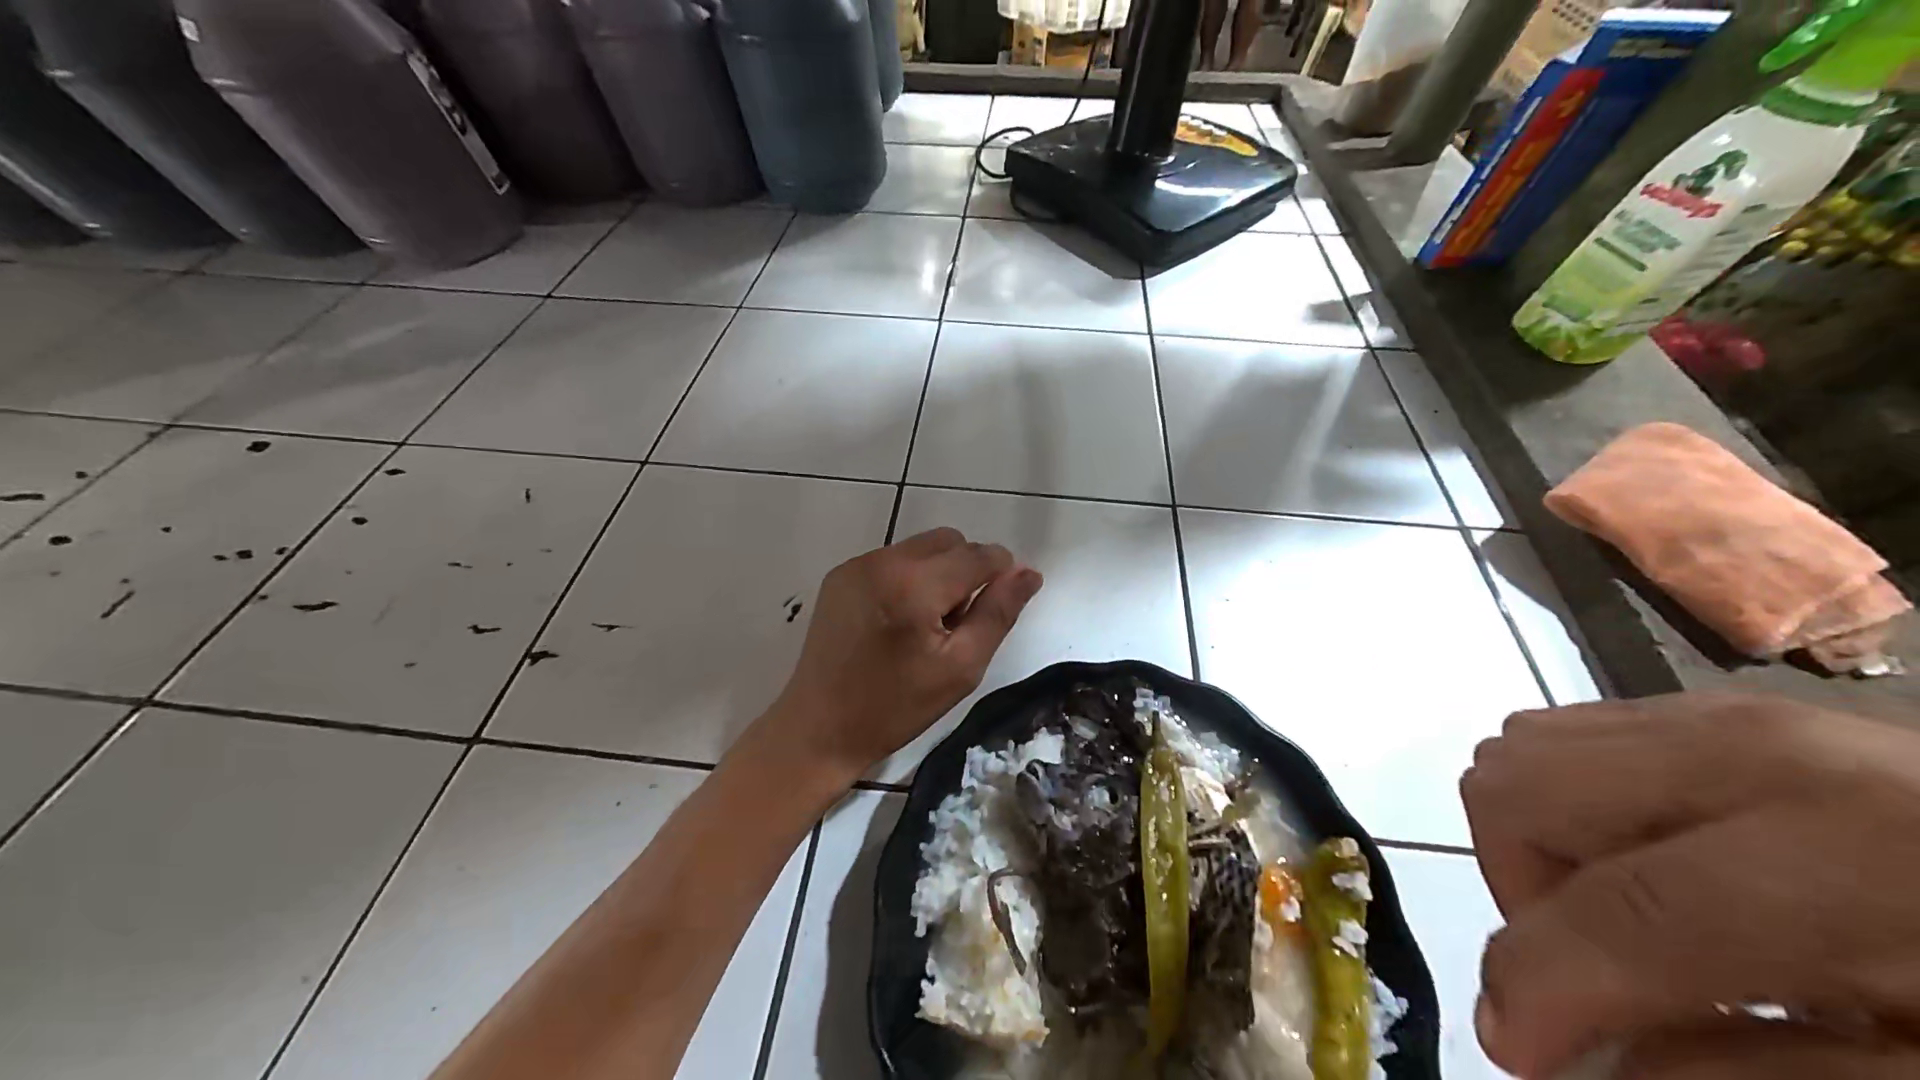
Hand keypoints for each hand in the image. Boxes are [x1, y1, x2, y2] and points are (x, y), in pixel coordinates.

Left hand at [760, 528, 1043, 782]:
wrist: (819, 728)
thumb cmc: (896, 706)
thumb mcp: (961, 667)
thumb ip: (998, 613)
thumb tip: (1029, 573)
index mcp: (915, 584)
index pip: (979, 555)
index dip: (1001, 574)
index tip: (999, 606)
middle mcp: (883, 561)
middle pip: (950, 541)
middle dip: (967, 571)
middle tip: (957, 623)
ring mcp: (857, 565)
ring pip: (921, 548)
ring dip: (939, 573)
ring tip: (926, 624)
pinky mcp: (840, 575)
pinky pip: (893, 559)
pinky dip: (909, 578)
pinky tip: (898, 621)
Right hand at [1462, 694, 1919, 1079]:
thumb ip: (1749, 1072)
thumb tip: (1578, 1055)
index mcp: (1846, 851)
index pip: (1625, 913)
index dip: (1541, 987)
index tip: (1517, 1050)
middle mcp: (1747, 751)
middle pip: (1516, 791)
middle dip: (1518, 889)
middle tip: (1587, 968)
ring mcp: (1713, 713)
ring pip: (1518, 755)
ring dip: (1534, 845)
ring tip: (1615, 912)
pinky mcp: (1695, 708)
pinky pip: (1560, 740)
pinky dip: (1562, 808)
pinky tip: (1643, 867)